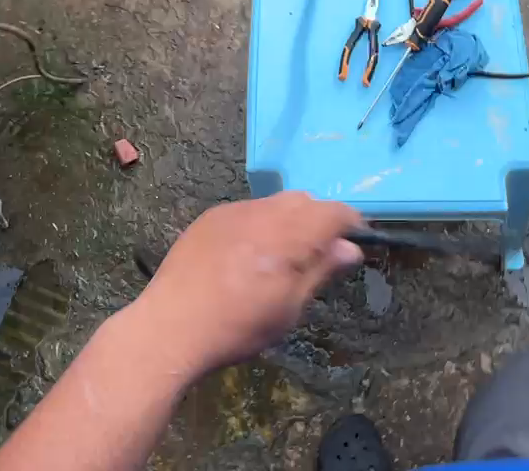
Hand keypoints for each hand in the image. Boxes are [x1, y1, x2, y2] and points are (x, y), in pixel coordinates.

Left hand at [127, 192, 362, 376]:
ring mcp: (233, 211)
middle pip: (304, 201)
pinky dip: (260, 223)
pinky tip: (249, 254)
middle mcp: (263, 212)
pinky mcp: (210, 217)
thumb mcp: (289, 308)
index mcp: (288, 235)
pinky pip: (247, 210)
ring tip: (283, 255)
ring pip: (275, 202)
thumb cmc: (238, 326)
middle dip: (319, 219)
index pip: (333, 212)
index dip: (350, 222)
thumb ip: (321, 270)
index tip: (357, 239)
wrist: (171, 325)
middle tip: (320, 253)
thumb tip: (351, 248)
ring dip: (289, 219)